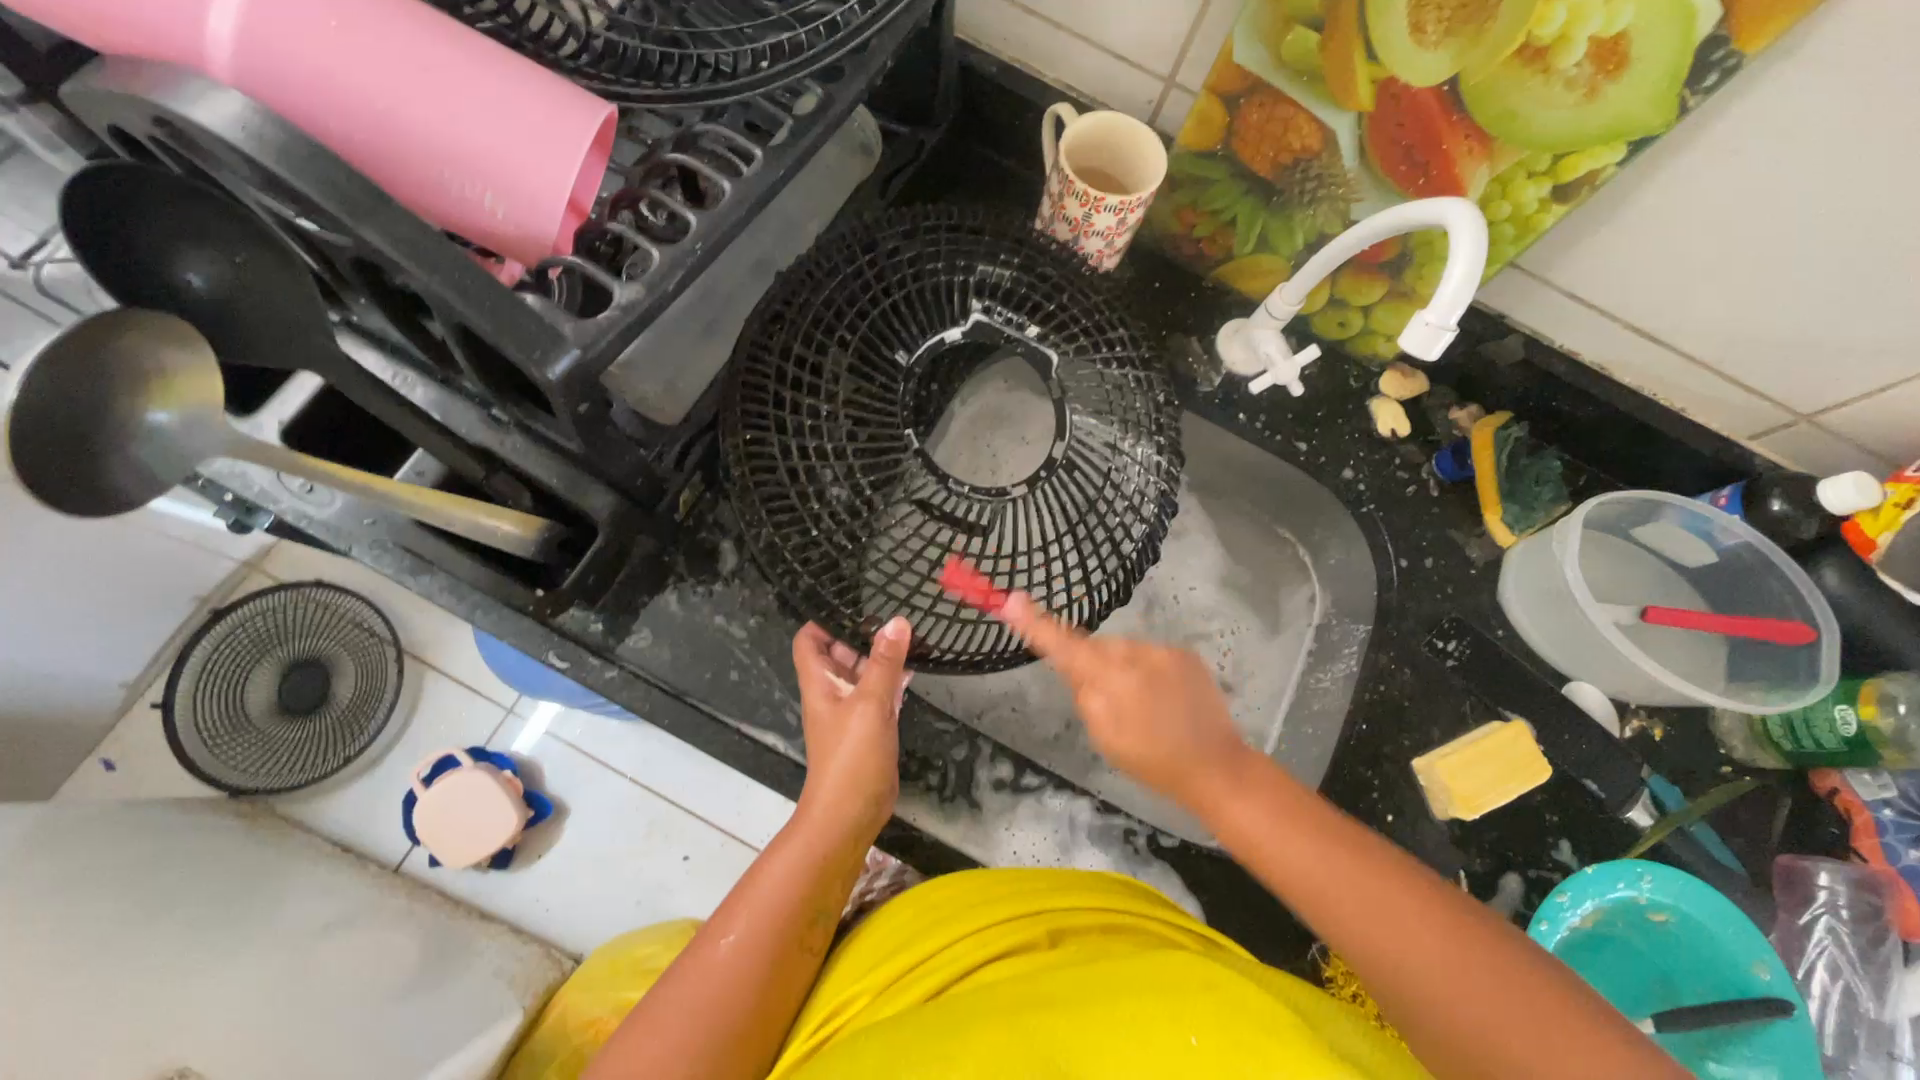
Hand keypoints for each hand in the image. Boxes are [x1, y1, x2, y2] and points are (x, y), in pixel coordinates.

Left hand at [790, 617, 911, 839]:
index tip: (854, 605)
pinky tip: (915, 669)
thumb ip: (885, 662)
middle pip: (839, 654)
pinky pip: (880, 695)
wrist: (850, 812)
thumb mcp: (870, 703)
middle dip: (862, 635)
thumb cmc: (851, 756)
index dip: (824, 621)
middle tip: (894, 616)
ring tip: (910, 635)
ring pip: (863, 674)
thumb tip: (896, 621)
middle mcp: (832, 693)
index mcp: (819, 683)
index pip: (809, 641)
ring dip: (881, 657)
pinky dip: (893, 681)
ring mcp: (851, 712)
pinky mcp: (870, 728)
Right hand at [997, 592, 1254, 808]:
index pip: (1065, 646)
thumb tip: (1078, 670)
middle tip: (1107, 703)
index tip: (1012, 600)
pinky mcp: (1187, 655)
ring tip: (1143, 708)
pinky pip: (1152, 655)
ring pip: (1126, 651)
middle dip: (1094, 665)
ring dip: (1124, 670)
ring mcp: (1165, 651)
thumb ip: (1086, 696)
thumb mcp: (1105, 737)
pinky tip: (1163, 701)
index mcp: (1112, 679)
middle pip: (1098, 647)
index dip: (1037, 624)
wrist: (1216, 766)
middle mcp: (1137, 654)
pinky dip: (1149, 672)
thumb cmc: (1153, 761)